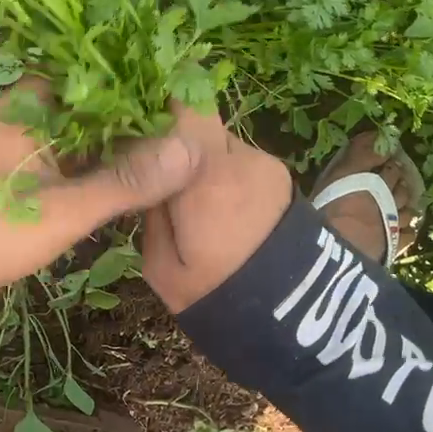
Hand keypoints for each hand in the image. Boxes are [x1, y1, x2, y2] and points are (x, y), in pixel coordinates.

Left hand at [0, 84, 199, 310]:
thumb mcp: (66, 209)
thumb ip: (127, 181)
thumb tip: (188, 149)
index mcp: (25, 104)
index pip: (86, 70)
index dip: (131, 77)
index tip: (175, 87)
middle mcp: (22, 113)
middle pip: (86, 100)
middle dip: (129, 110)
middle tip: (183, 120)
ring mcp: (21, 142)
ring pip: (78, 129)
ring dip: (115, 138)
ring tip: (170, 142)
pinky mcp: (23, 170)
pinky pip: (68, 153)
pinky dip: (96, 160)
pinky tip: (133, 173)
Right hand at [139, 105, 293, 312]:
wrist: (300, 327)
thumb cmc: (214, 295)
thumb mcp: (158, 260)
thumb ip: (149, 203)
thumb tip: (142, 169)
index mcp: (206, 171)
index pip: (182, 104)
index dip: (157, 106)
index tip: (132, 125)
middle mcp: (241, 156)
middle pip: (197, 123)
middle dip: (174, 142)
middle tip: (152, 173)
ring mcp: (268, 165)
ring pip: (219, 144)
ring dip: (200, 162)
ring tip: (190, 202)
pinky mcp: (283, 179)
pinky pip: (240, 163)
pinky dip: (224, 177)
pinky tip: (218, 211)